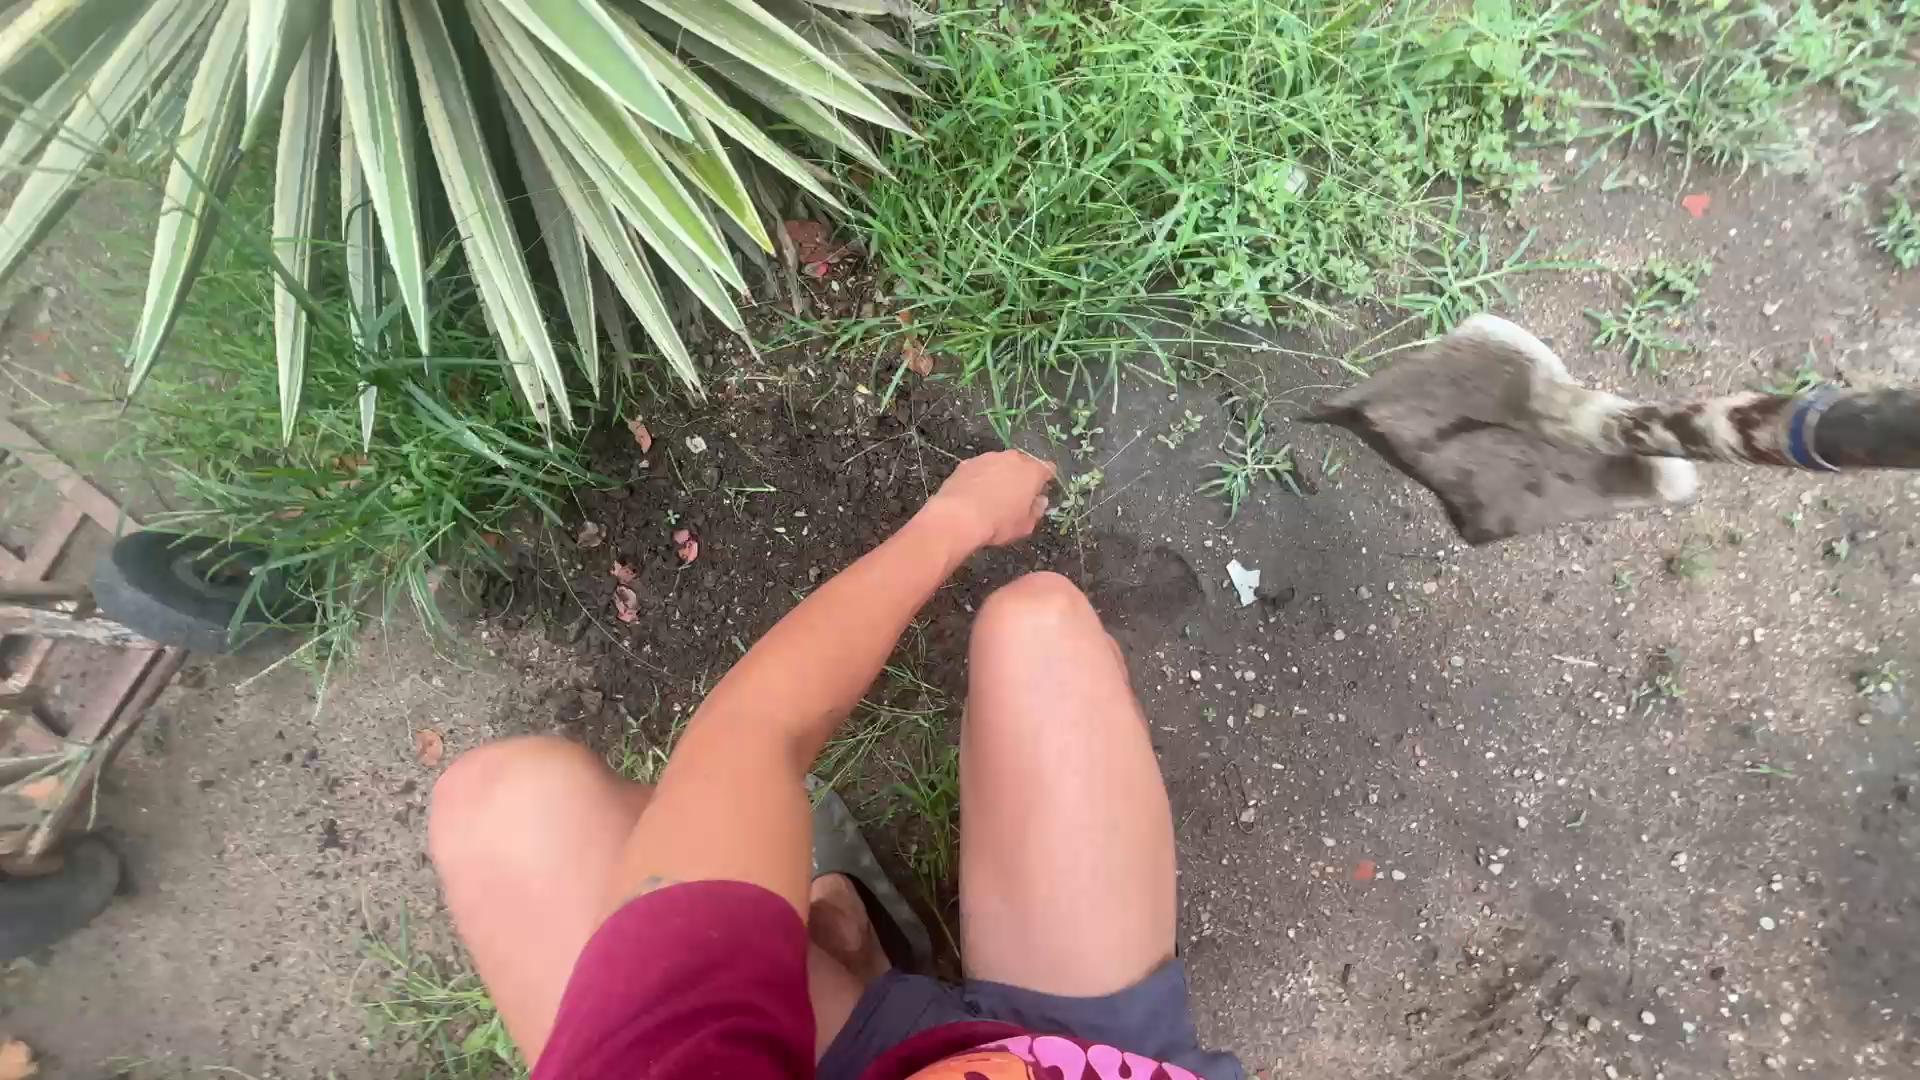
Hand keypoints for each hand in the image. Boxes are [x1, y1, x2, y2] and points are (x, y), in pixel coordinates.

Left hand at [921, 450, 1055, 549]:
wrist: (958, 516)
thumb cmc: (998, 523)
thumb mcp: (1025, 525)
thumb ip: (1036, 511)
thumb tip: (1040, 501)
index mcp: (1031, 472)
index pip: (1046, 469)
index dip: (1045, 480)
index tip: (1040, 491)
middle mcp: (1012, 458)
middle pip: (1022, 463)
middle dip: (1021, 476)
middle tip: (1016, 495)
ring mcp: (988, 458)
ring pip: (1000, 464)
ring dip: (1000, 475)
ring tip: (992, 495)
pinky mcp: (967, 463)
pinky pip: (980, 468)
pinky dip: (980, 477)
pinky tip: (974, 494)